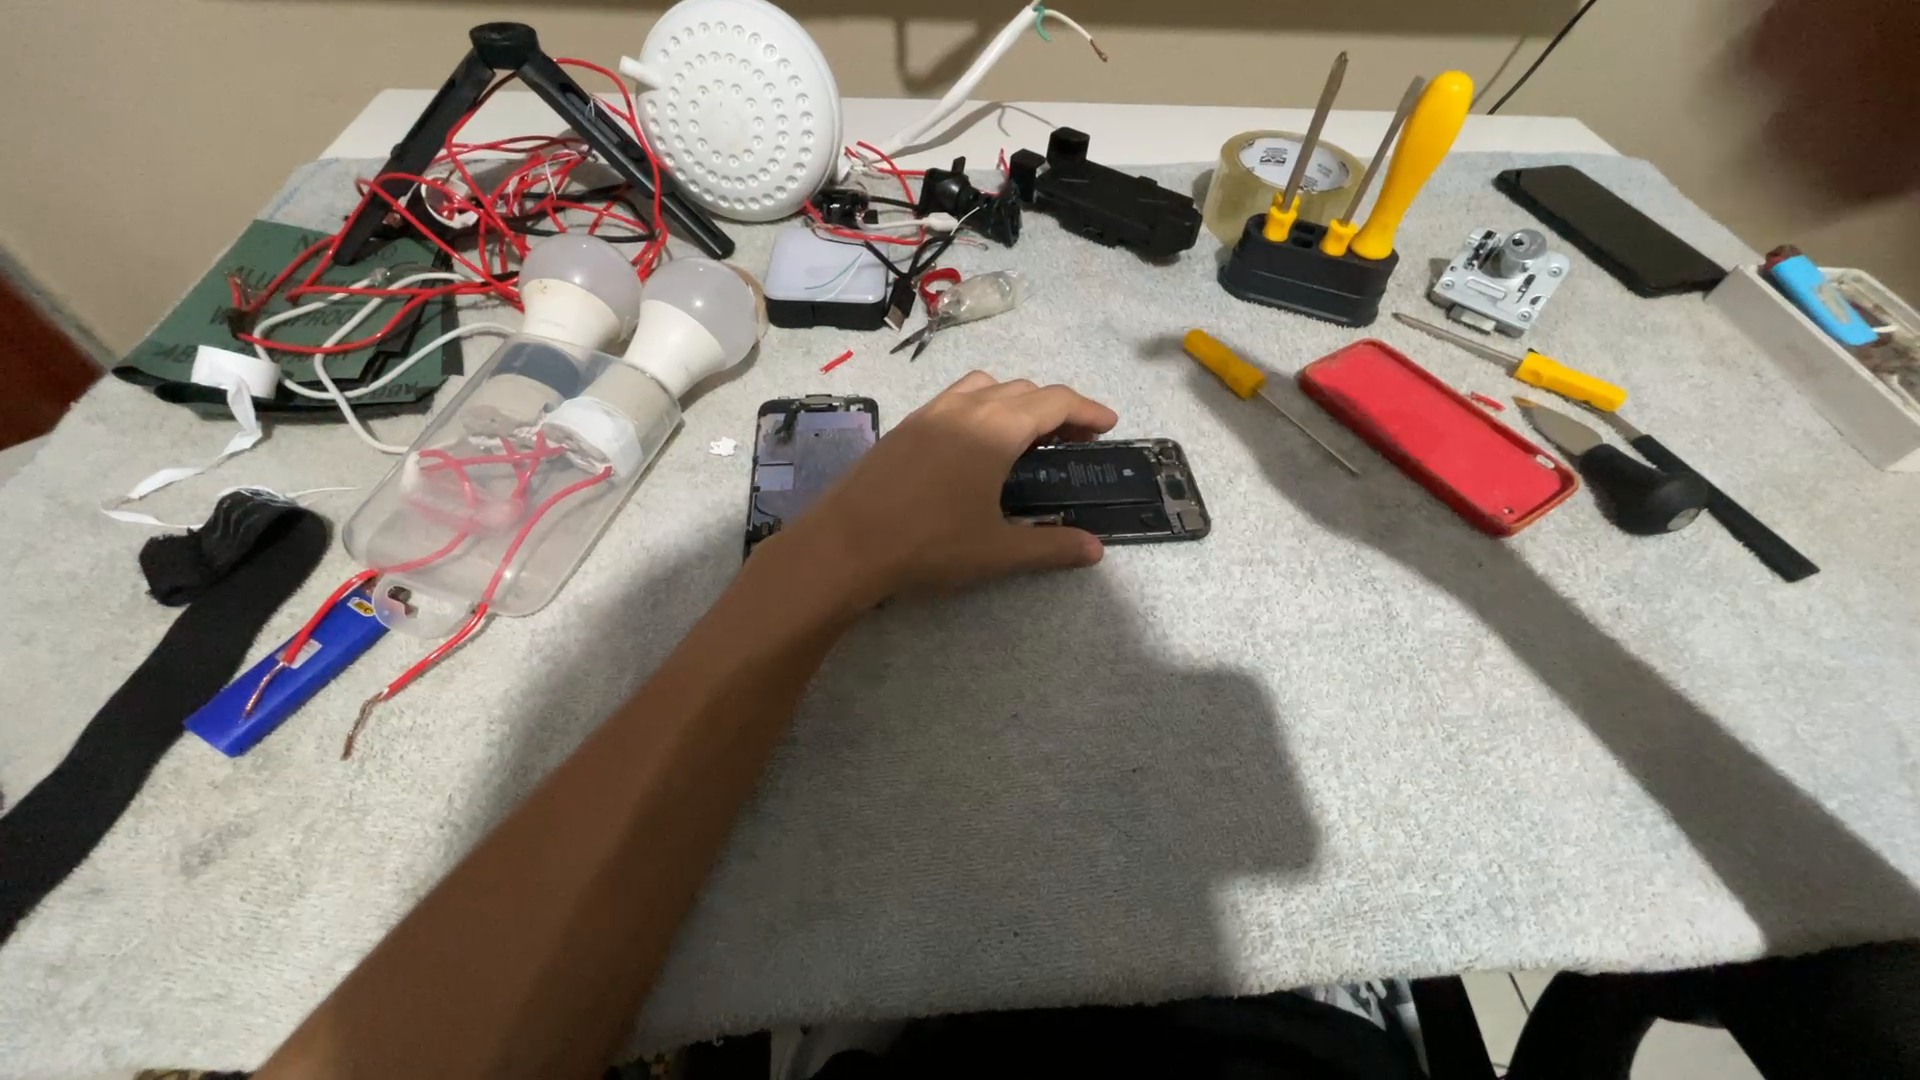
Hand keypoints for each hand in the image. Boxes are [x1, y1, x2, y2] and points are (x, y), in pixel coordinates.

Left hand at [776, 371, 1118, 607]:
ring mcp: (929, 413)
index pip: (1054, 402)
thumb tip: (1095, 549)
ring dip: (1015, 402)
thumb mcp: (997, 551)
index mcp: (995, 429)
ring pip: (985, 387)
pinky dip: (980, 408)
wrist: (845, 544)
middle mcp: (964, 408)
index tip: (1108, 424)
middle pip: (1023, 390)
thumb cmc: (928, 545)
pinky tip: (974, 447)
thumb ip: (1051, 546)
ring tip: (1025, 437)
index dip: (1087, 410)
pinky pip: (954, 400)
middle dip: (1056, 408)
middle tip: (1073, 441)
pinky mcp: (904, 426)